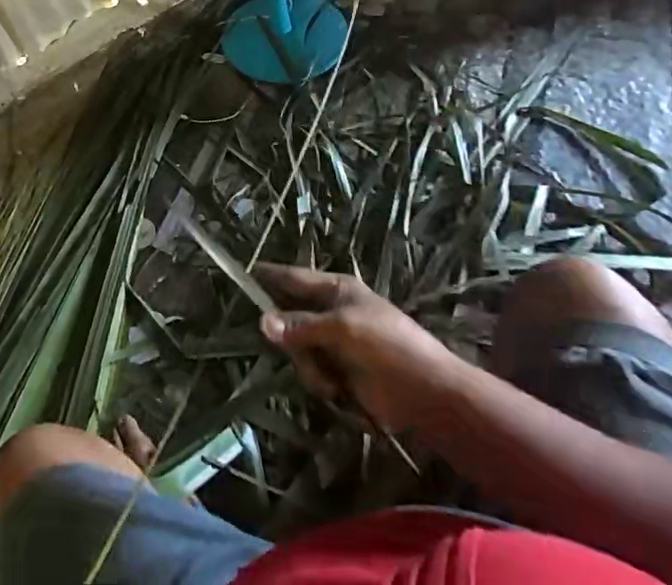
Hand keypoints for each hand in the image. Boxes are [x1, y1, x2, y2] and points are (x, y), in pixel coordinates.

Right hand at [253, 264, 469, 430]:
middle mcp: (330, 312)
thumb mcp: (343, 328)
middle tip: (297, 350)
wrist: (432, 395)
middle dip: (290, 339)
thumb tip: (262, 323)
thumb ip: (300, 325)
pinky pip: (310, 371)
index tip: (240, 275)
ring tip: (330, 381)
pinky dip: (320, 382)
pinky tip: (337, 391)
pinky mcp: (339, 372)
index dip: (267, 276)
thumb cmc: (390, 347)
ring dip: (309, 367)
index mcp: (335, 290)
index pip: (291, 277)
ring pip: (295, 349)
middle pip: (286, 317)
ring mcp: (333, 343)